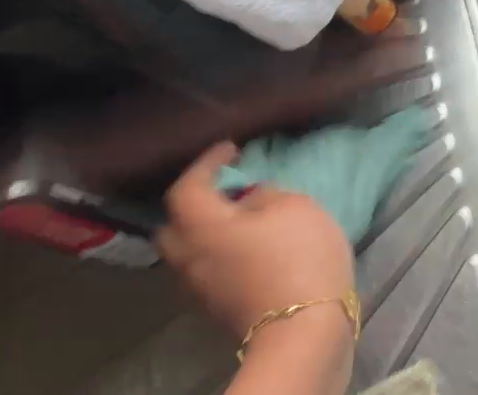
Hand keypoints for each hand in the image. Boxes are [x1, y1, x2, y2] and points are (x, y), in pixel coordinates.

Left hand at [157, 142, 355, 342]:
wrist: (303, 327)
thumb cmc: (299, 256)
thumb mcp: (295, 207)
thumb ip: (266, 195)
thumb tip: (249, 199)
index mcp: (203, 228)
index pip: (186, 189)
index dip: (206, 164)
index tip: (232, 149)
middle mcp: (188, 259)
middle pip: (174, 225)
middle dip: (196, 203)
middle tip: (228, 187)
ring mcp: (200, 288)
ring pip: (188, 250)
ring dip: (208, 229)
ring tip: (242, 215)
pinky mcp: (218, 306)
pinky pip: (207, 267)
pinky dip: (220, 249)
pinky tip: (250, 244)